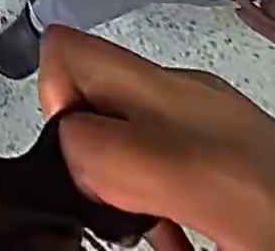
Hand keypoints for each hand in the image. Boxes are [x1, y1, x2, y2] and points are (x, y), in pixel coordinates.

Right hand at [38, 26, 274, 250]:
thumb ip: (144, 222)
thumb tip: (80, 178)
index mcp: (212, 169)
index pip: (78, 130)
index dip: (66, 173)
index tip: (97, 212)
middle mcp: (201, 106)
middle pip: (73, 53)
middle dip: (58, 110)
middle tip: (93, 186)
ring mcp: (208, 94)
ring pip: (99, 69)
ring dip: (92, 126)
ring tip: (139, 204)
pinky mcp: (215, 98)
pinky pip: (133, 91)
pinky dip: (123, 131)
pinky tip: (168, 198)